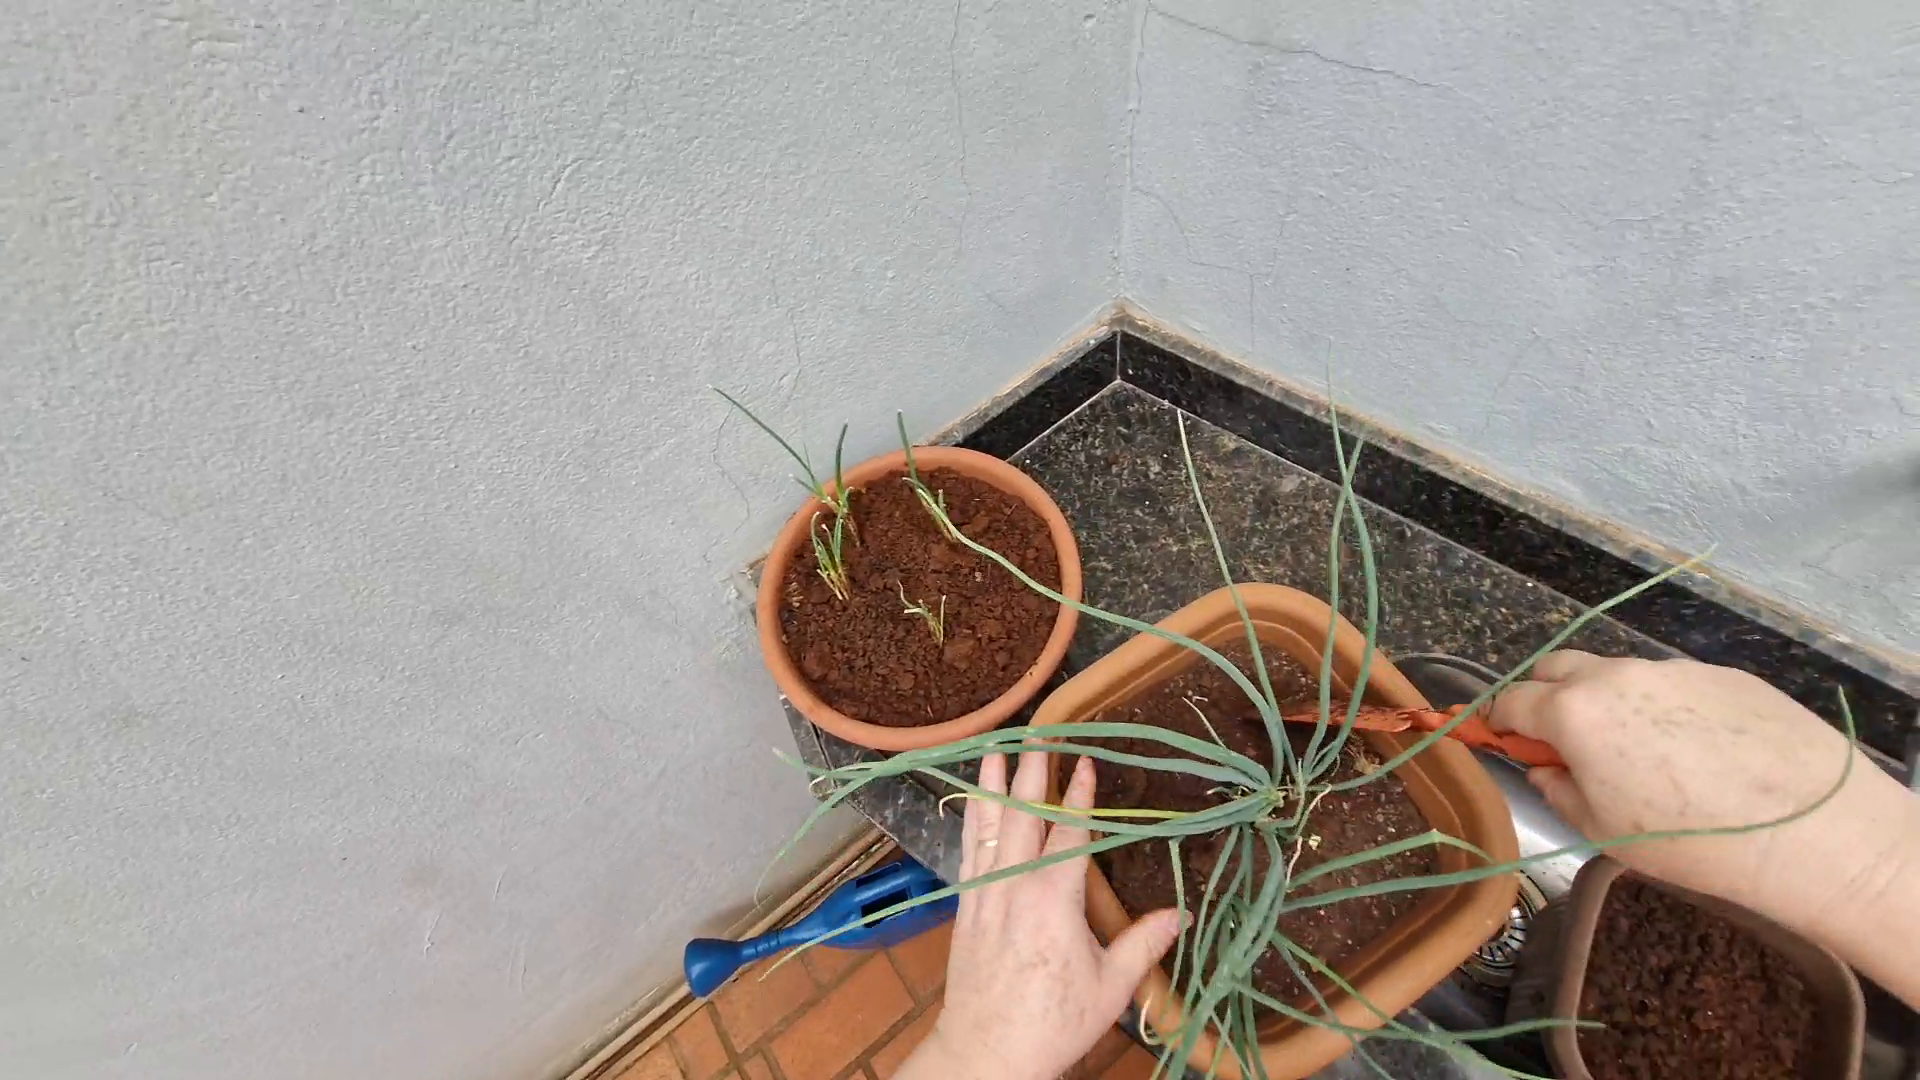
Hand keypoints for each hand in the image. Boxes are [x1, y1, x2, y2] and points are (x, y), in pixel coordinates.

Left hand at [896, 752, 1181, 1079]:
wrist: (986, 1053)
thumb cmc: (1053, 1022)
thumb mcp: (1109, 988)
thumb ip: (1144, 944)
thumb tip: (1184, 914)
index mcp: (1054, 898)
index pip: (1070, 831)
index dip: (1079, 793)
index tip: (1086, 760)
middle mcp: (1014, 882)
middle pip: (1025, 814)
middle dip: (1034, 770)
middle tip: (1038, 733)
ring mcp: (985, 889)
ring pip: (989, 823)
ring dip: (994, 783)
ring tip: (997, 748)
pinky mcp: (966, 902)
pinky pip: (968, 848)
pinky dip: (972, 817)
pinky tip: (974, 798)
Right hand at [1486, 651, 1911, 926]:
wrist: (1832, 842)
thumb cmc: (1696, 843)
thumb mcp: (1602, 831)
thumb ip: (1556, 789)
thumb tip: (1546, 769)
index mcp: (1572, 711)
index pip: (1509, 700)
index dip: (1498, 721)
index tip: (1504, 740)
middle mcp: (1614, 677)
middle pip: (1554, 668)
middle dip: (1544, 696)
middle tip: (1566, 739)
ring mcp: (1673, 671)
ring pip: (1616, 674)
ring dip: (1608, 701)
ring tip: (1648, 750)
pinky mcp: (1727, 676)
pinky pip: (1674, 684)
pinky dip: (1667, 708)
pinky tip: (1705, 750)